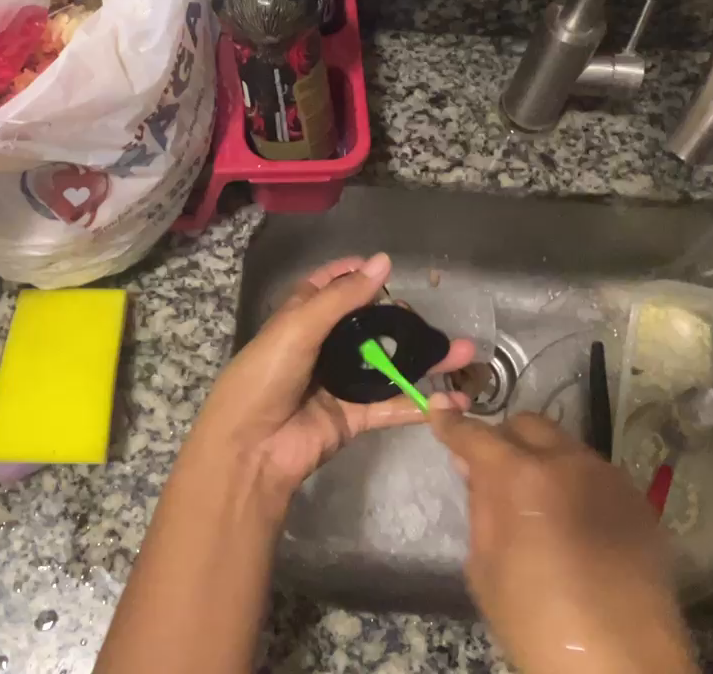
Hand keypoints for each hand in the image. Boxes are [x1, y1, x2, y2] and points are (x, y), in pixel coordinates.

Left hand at [186, 253, 475, 499]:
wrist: (248, 450)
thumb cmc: (265, 376)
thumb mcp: (298, 327)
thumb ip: (343, 297)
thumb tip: (383, 262)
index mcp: (301, 318)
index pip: (330, 287)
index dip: (356, 275)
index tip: (389, 270)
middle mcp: (323, 346)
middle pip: (369, 326)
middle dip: (401, 321)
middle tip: (429, 320)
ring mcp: (341, 383)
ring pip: (389, 365)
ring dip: (424, 359)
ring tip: (463, 353)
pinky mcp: (354, 417)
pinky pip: (392, 405)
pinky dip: (421, 403)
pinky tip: (453, 400)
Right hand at [432, 411, 696, 673]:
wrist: (623, 667)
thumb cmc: (537, 623)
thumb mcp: (485, 568)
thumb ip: (480, 507)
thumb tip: (475, 471)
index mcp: (520, 477)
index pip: (475, 435)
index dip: (452, 423)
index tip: (439, 412)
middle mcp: (567, 462)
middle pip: (526, 424)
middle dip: (505, 439)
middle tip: (496, 473)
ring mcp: (608, 477)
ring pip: (566, 446)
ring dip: (544, 461)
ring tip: (541, 504)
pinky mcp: (638, 501)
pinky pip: (597, 476)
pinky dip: (578, 486)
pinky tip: (578, 526)